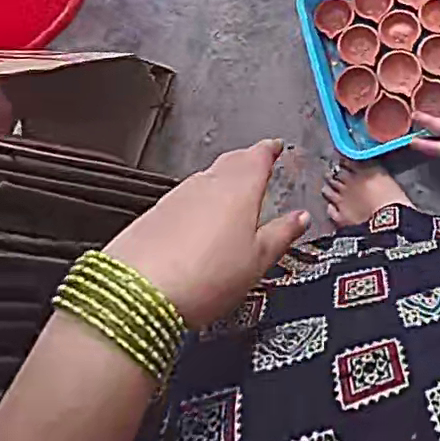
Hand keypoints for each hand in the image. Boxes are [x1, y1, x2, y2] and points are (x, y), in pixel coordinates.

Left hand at [103, 139, 308, 326]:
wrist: (138, 293)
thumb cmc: (204, 276)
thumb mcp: (258, 259)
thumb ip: (282, 233)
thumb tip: (301, 218)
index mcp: (240, 186)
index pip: (258, 155)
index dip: (269, 150)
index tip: (275, 146)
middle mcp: (208, 182)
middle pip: (232, 162)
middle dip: (247, 161)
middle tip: (257, 165)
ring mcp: (178, 195)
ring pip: (206, 179)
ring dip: (221, 182)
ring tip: (231, 197)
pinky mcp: (155, 213)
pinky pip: (184, 199)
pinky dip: (197, 203)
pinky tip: (198, 223)